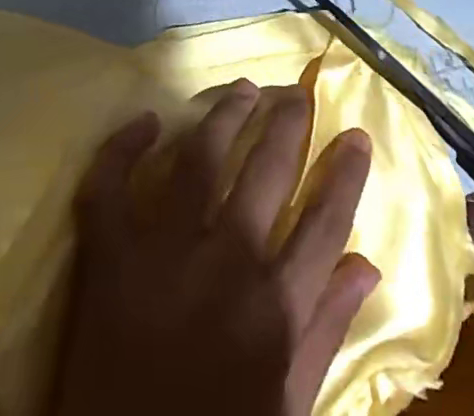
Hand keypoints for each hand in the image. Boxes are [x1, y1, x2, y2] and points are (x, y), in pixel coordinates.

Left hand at [50, 81, 379, 415]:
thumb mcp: (289, 400)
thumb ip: (328, 329)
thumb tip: (366, 264)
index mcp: (276, 302)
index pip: (326, 216)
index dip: (347, 170)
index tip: (356, 134)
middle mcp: (227, 261)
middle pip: (267, 168)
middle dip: (289, 122)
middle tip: (297, 94)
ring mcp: (163, 253)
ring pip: (200, 159)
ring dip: (225, 115)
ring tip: (244, 89)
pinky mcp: (107, 260)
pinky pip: (108, 189)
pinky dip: (121, 149)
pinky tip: (147, 120)